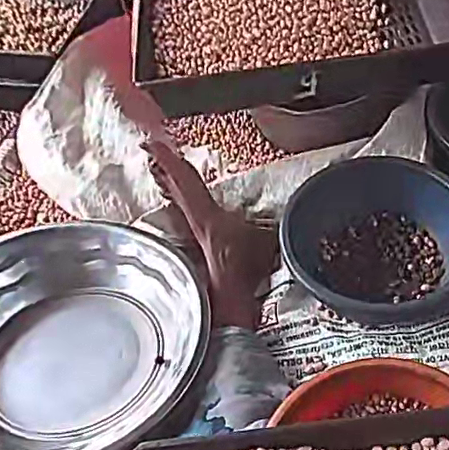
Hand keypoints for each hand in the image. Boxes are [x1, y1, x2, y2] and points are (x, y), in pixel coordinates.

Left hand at [143, 138, 276, 329]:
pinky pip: (185, 217)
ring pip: (177, 205)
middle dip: (165, 170)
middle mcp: (194, 225)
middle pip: (175, 191)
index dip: (172, 161)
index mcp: (206, 217)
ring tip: (162, 172)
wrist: (234, 307)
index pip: (186, 183)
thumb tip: (297, 209)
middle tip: (151, 150)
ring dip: (170, 187)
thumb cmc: (248, 273)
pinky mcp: (199, 250)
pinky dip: (180, 203)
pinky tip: (182, 205)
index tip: (155, 142)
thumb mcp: (269, 242)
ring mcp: (194, 239)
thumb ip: (277, 224)